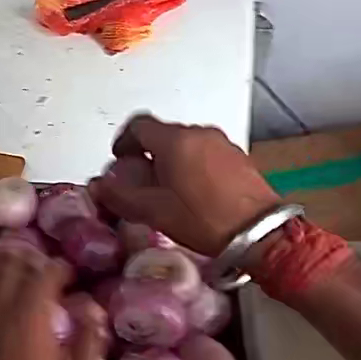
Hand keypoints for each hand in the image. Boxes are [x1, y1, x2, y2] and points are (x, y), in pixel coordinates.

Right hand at [87, 113, 279, 255]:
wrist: (261, 234)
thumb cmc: (204, 220)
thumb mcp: (152, 211)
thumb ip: (119, 195)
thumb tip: (99, 186)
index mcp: (175, 140)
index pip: (138, 125)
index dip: (123, 141)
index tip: (120, 159)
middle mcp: (200, 134)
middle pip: (163, 134)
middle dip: (146, 153)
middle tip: (140, 180)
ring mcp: (222, 144)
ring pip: (185, 144)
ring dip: (170, 160)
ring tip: (166, 190)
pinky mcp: (239, 158)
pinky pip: (205, 153)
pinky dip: (192, 166)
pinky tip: (192, 194)